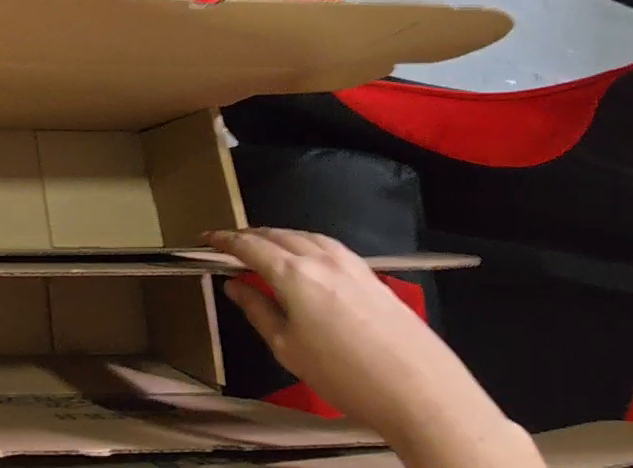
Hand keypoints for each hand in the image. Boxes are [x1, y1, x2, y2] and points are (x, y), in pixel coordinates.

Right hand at [206, 229, 539, 467]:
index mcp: (293, 274)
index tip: (205, 238)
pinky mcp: (375, 279)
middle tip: (230, 244)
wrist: (427, 398)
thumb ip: (258, 311)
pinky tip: (308, 258)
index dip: (223, 239)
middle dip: (249, 235)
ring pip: (305, 236)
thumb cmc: (347, 378)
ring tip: (266, 246)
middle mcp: (321, 260)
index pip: (249, 245)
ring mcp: (353, 266)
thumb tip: (234, 287)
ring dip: (279, 236)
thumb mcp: (289, 350)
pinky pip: (330, 247)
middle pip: (277, 234)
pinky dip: (307, 243)